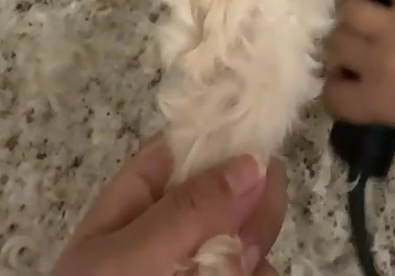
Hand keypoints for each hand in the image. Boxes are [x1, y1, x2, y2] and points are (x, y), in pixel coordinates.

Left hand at [52, 136, 286, 274]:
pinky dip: (261, 274)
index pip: (197, 136)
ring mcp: (202, 255)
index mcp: (146, 187)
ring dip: (257, 248)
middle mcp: (180, 215)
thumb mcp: (130, 257)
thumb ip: (189, 211)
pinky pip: (261, 269)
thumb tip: (255, 162)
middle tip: (245, 249)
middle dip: (255, 208)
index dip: (234, 133)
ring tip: (236, 274)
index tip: (265, 155)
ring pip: (257, 229)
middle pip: (241, 180)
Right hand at [323, 0, 394, 157]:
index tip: (349, 78)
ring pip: (349, 5)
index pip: (331, 94)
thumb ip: (392, 100)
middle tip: (366, 40)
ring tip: (376, 7)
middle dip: (347, 43)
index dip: (338, 85)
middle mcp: (377, 62)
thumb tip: (379, 82)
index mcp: (380, 102)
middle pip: (336, 42)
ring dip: (359, 8)